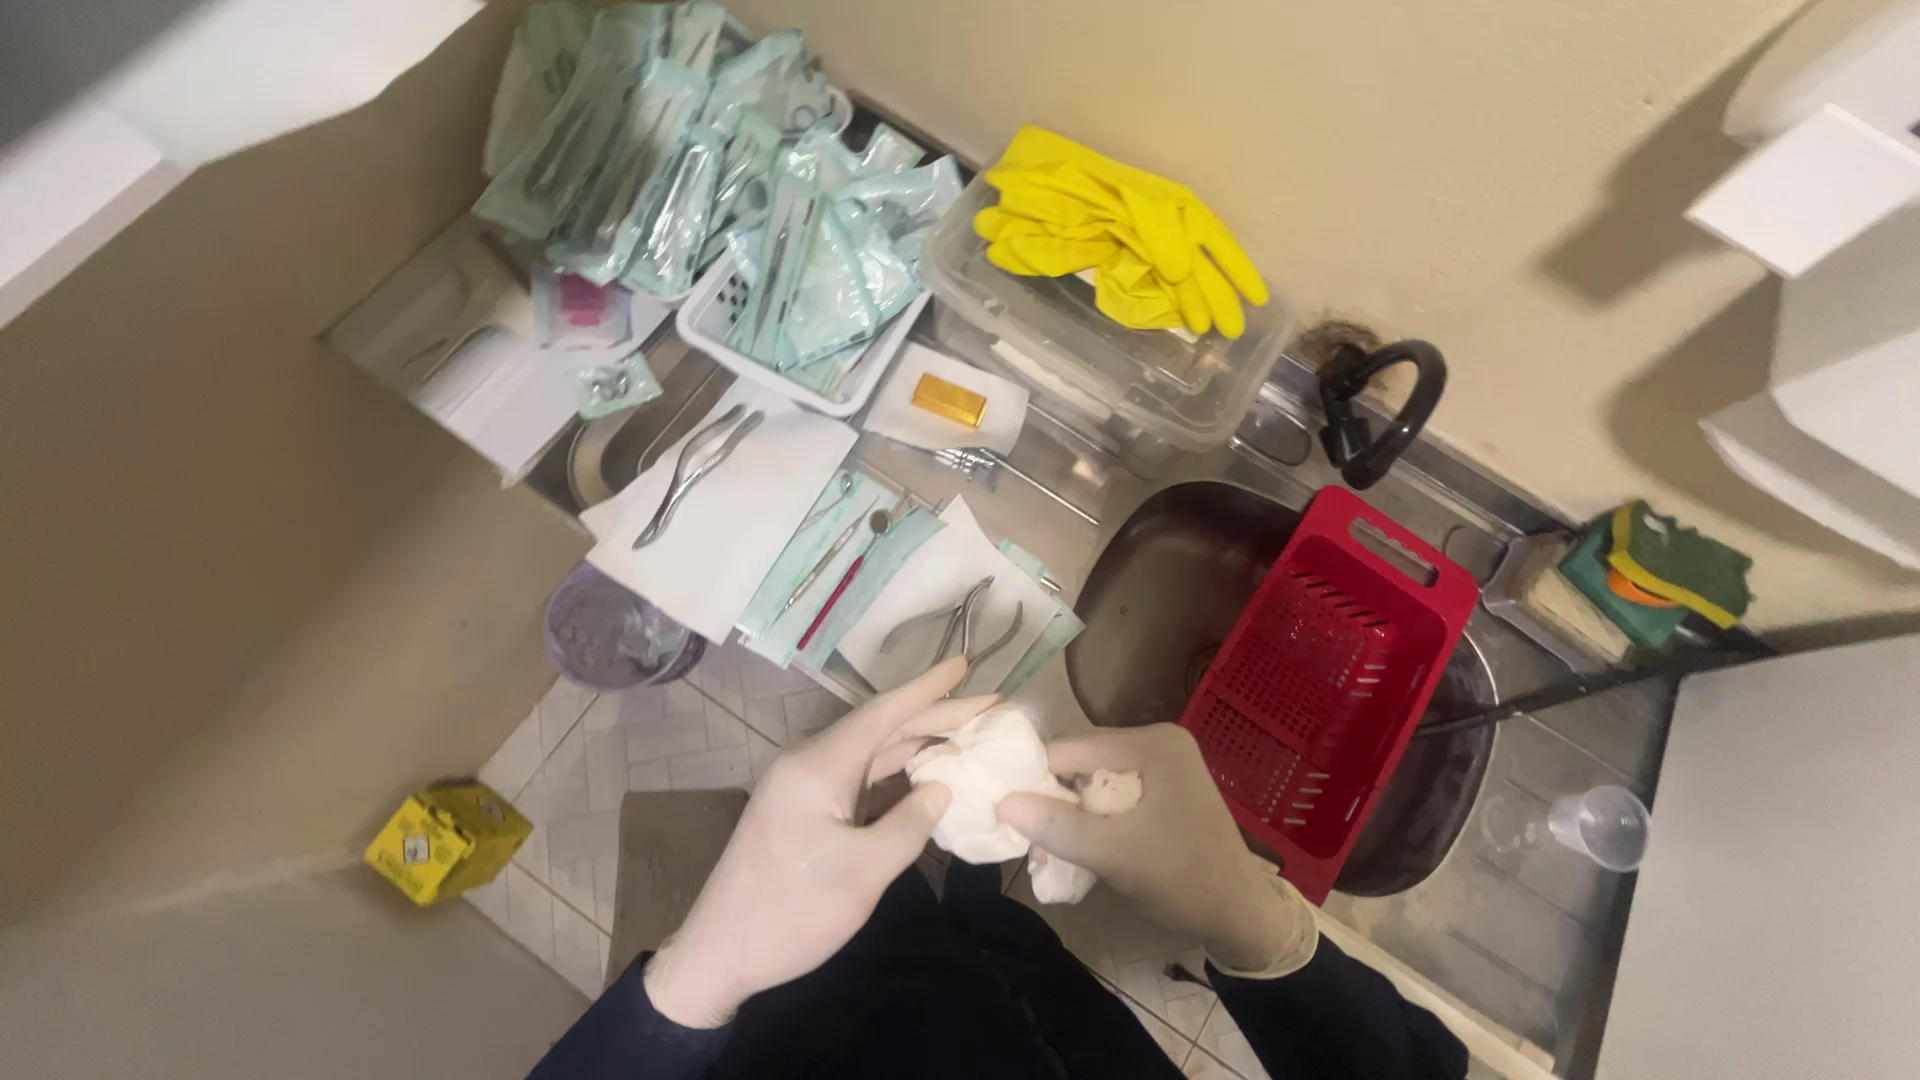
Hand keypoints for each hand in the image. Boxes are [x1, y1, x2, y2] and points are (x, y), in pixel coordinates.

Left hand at [643, 657, 994, 1026]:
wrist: (720, 954)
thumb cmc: (792, 912)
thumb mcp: (863, 873)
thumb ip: (910, 824)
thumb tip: (941, 789)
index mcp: (819, 765)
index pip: (883, 712)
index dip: (928, 687)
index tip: (965, 663)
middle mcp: (812, 762)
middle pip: (882, 728)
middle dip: (935, 714)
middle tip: (989, 706)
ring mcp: (807, 785)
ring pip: (873, 753)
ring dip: (919, 743)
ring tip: (970, 732)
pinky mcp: (808, 808)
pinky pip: (862, 779)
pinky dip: (898, 775)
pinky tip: (930, 774)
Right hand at [996, 724, 1315, 974]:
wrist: (1242, 915)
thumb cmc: (1184, 881)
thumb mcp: (1116, 855)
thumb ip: (1059, 827)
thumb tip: (1001, 804)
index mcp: (1152, 743)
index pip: (1072, 749)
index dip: (1039, 780)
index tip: (1015, 815)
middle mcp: (1156, 739)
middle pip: (1080, 759)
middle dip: (1057, 796)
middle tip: (1037, 836)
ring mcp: (1161, 761)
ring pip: (1091, 775)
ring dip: (1073, 807)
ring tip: (1058, 842)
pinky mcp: (1162, 783)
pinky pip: (1110, 787)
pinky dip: (1094, 812)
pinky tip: (1086, 838)